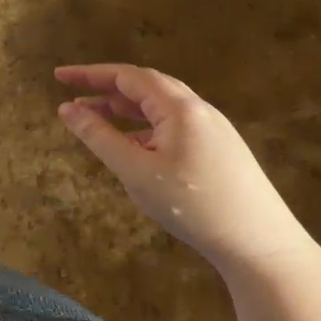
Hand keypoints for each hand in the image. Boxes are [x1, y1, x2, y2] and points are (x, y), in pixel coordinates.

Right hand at [55, 63, 312, 271]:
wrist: (262, 247)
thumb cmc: (192, 205)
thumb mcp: (134, 170)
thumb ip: (97, 135)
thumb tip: (66, 108)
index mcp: (181, 110)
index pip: (129, 77)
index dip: (90, 73)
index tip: (58, 76)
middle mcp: (201, 113)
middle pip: (147, 86)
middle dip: (105, 85)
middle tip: (71, 89)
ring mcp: (215, 132)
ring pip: (161, 107)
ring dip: (123, 106)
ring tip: (91, 116)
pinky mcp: (221, 152)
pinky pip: (173, 125)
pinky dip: (142, 124)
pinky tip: (129, 143)